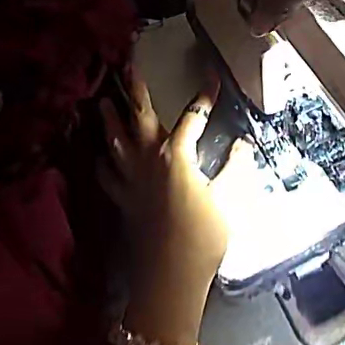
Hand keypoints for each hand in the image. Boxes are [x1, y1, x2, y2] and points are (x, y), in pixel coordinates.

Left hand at [98, 66, 241, 299]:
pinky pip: (107, 174)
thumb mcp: (223, 200)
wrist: (169, 278)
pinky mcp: (121, 200)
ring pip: (114, 141)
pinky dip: (103, 161)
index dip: (203, 98)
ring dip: (109, 119)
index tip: (211, 80)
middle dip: (134, 90)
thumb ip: (231, 169)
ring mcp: (130, 180)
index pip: (192, 118)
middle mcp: (148, 160)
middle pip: (139, 117)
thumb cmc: (202, 237)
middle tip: (127, 66)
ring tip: (101, 101)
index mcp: (175, 156)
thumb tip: (244, 145)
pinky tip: (101, 155)